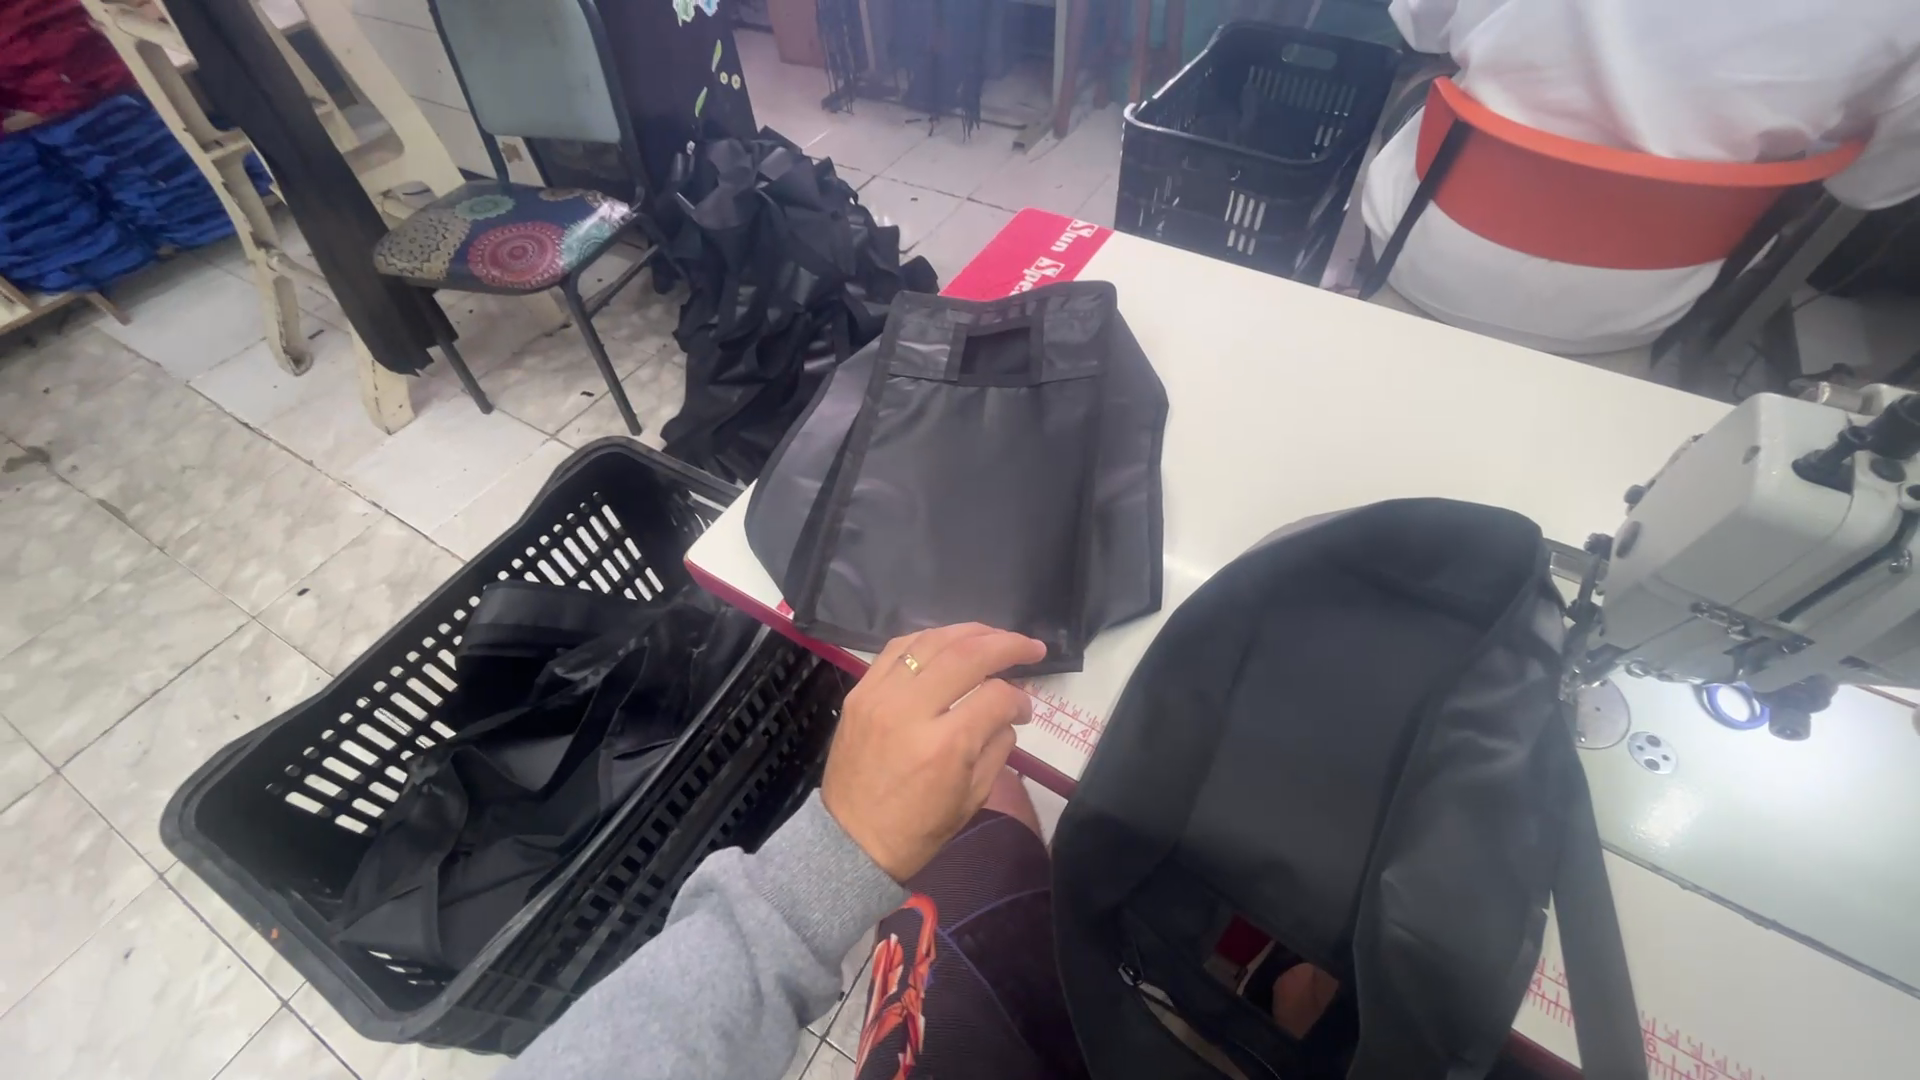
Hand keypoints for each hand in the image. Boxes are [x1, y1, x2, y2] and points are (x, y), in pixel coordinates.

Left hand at [821, 623, 1046, 881]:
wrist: (849, 842)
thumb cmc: (917, 829)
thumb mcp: (973, 797)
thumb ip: (997, 745)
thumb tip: (1010, 708)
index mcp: (944, 746)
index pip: (995, 697)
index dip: (1020, 698)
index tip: (1026, 709)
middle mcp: (910, 711)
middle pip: (967, 655)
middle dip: (1006, 644)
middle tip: (1031, 647)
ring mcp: (880, 696)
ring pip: (931, 641)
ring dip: (969, 632)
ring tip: (995, 636)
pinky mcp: (860, 692)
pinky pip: (897, 648)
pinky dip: (928, 638)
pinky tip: (948, 641)